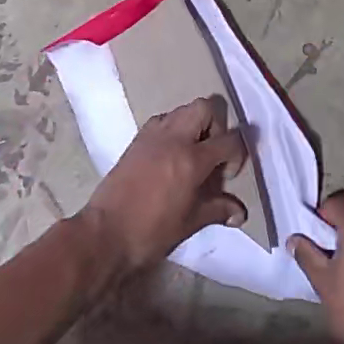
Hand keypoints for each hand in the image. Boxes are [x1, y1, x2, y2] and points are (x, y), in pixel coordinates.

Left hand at [79, 95, 247, 275]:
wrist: (104, 235)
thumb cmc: (152, 231)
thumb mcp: (192, 222)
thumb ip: (219, 210)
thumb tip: (240, 214)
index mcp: (192, 159)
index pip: (230, 139)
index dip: (237, 154)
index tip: (226, 176)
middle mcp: (173, 139)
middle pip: (205, 108)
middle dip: (216, 126)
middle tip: (211, 154)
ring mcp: (151, 137)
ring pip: (182, 110)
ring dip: (194, 125)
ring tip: (192, 154)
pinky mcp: (135, 141)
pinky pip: (162, 121)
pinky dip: (173, 130)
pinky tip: (170, 157)